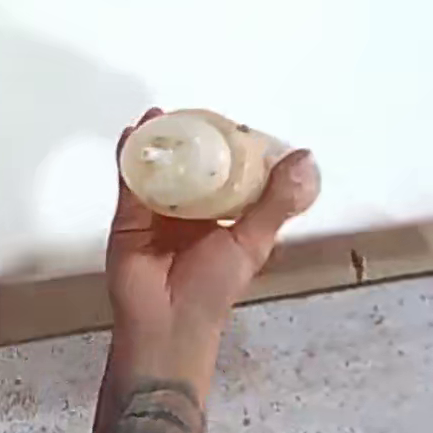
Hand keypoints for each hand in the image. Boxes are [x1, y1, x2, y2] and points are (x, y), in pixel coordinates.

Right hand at [106, 109, 319, 345]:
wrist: (167, 318)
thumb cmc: (213, 287)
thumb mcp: (252, 242)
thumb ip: (275, 201)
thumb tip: (305, 156)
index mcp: (221, 217)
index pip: (226, 174)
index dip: (228, 149)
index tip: (231, 124)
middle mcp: (188, 210)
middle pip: (188, 167)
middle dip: (188, 141)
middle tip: (192, 114)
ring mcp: (155, 211)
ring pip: (157, 169)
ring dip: (156, 142)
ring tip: (159, 115)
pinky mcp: (128, 215)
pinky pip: (128, 180)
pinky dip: (128, 156)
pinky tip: (132, 133)